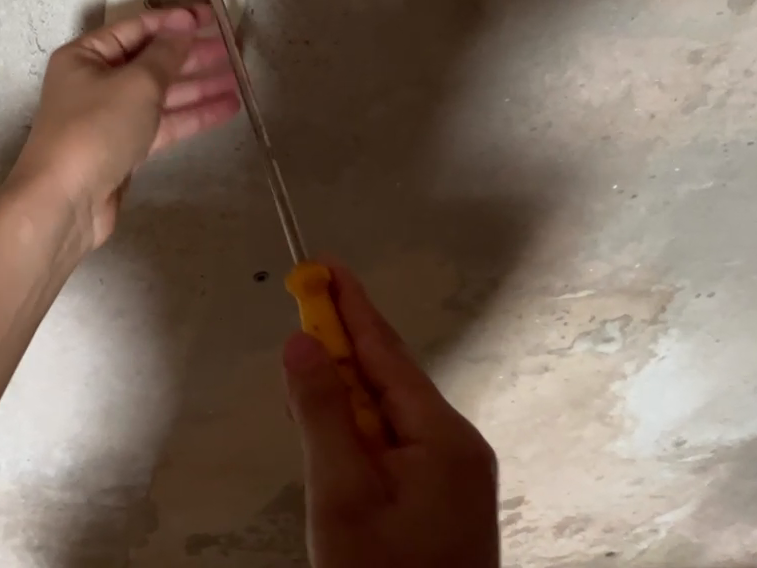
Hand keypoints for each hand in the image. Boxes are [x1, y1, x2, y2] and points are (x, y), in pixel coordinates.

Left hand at [9, 6, 239, 249]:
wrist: (65, 201)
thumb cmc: (95, 129)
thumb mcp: (135, 83)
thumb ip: (165, 55)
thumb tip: (183, 28)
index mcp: (85, 55)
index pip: (136, 28)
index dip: (175, 21)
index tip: (212, 16)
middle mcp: (94, 82)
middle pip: (150, 61)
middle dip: (191, 54)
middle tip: (232, 47)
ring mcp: (109, 117)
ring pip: (160, 94)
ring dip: (197, 85)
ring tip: (239, 77)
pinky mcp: (123, 148)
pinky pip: (162, 123)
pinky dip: (191, 115)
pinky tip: (225, 108)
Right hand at [282, 258, 499, 567]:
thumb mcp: (341, 493)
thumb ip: (320, 410)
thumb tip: (300, 338)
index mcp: (443, 436)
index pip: (385, 350)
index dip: (349, 303)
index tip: (322, 263)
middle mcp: (455, 443)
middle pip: (387, 374)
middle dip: (340, 345)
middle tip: (301, 312)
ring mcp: (451, 471)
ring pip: (385, 407)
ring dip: (341, 390)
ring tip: (301, 386)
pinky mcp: (439, 494)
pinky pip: (390, 437)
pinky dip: (354, 424)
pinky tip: (328, 430)